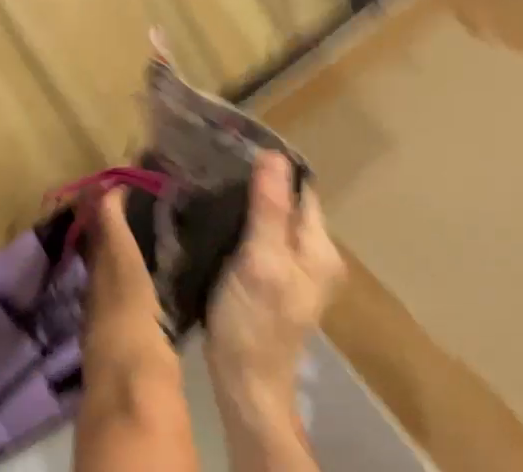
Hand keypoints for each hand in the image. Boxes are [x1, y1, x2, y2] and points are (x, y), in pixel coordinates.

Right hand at [206, 152, 343, 429]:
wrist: (244, 380)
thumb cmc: (254, 321)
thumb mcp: (261, 262)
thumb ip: (270, 210)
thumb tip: (273, 156)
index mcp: (320, 249)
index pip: (300, 189)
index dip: (269, 165)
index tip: (229, 142)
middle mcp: (311, 255)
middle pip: (283, 202)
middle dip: (250, 179)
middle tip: (207, 159)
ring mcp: (288, 269)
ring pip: (266, 219)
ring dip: (240, 200)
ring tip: (202, 179)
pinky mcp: (265, 278)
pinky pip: (253, 236)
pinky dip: (234, 222)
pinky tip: (207, 214)